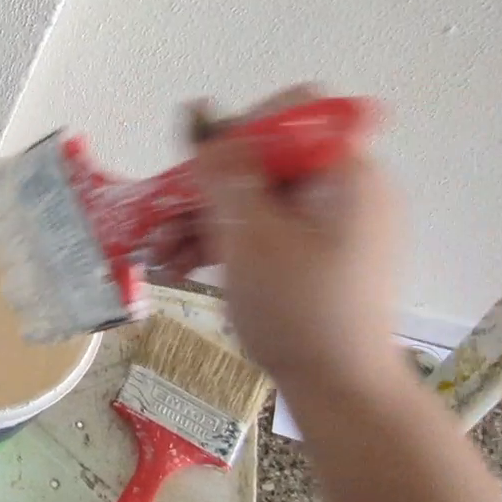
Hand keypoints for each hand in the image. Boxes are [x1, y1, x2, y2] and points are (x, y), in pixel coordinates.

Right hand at [149, 89, 408, 399]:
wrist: (339, 390)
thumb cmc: (298, 310)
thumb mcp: (250, 235)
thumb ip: (223, 171)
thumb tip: (198, 110)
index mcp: (343, 173)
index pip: (291, 115)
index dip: (238, 130)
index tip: (199, 168)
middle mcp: (340, 190)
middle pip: (260, 162)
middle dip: (203, 190)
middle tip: (159, 217)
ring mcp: (326, 224)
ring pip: (252, 200)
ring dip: (199, 221)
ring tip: (158, 254)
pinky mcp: (312, 253)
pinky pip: (261, 230)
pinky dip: (222, 243)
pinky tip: (178, 264)